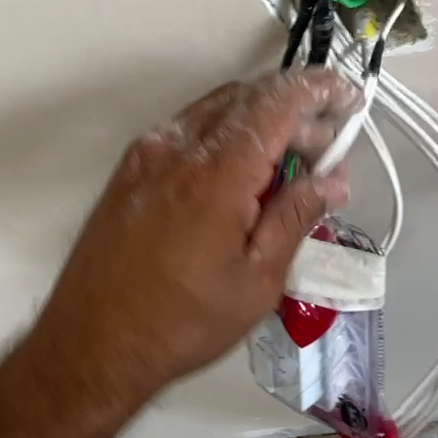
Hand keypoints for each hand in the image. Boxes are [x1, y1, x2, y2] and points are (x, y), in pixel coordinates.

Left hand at [0, 71, 358, 437]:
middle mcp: (179, 146)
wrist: (89, 346)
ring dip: (264, 118)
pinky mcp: (134, 166)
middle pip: (250, 97)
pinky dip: (230, 131)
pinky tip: (247, 169)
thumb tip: (330, 182)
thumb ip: (295, 218)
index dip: (319, 91)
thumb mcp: (256, 280)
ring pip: (220, 107)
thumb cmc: (179, 322)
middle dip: (298, 108)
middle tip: (329, 147)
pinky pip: (193, 126)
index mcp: (215, 172)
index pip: (277, 102)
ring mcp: (150, 151)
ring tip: (294, 159)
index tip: (348, 97)